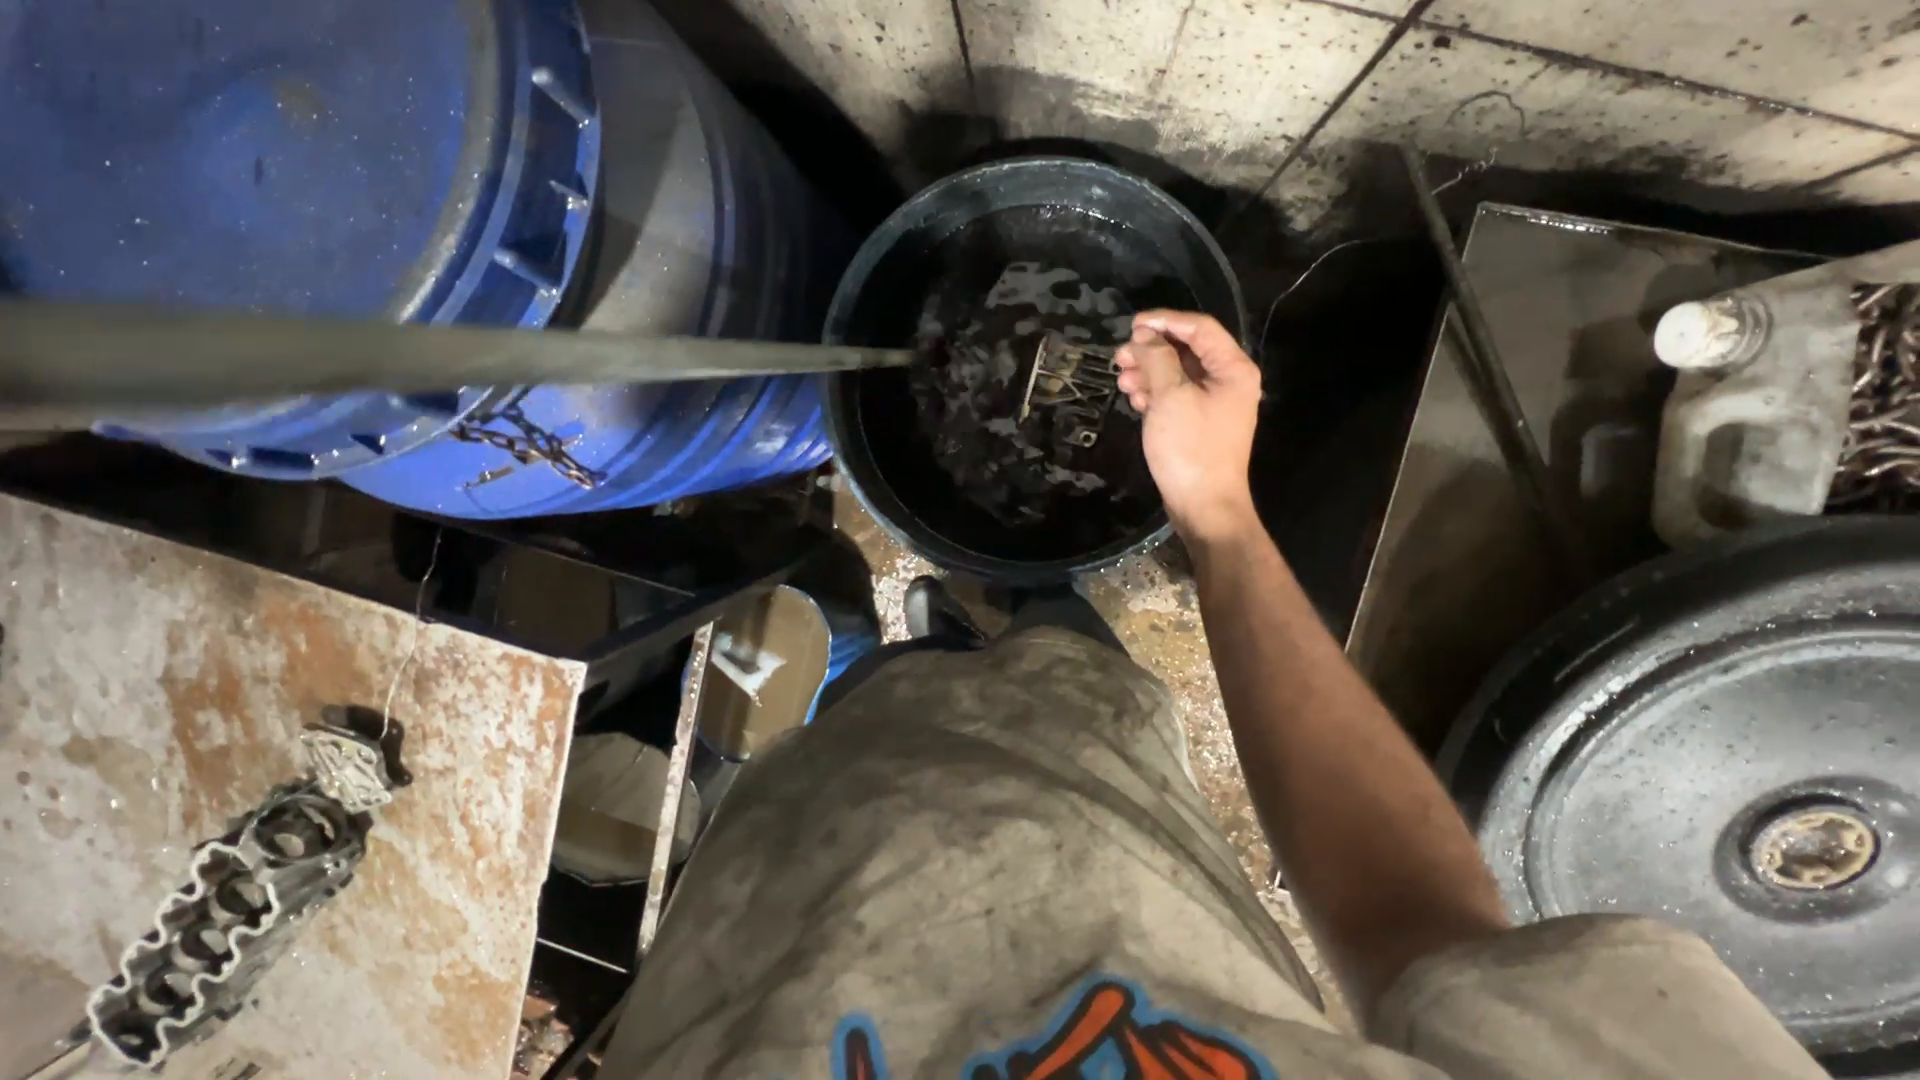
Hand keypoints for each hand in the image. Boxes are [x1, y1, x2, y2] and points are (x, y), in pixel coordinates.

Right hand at [1114, 310, 1261, 542]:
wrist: (1204, 506)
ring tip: (1122, 380)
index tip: (1132, 325)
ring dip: (1148, 372)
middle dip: (1151, 350)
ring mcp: (1214, 404)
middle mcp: (1228, 381)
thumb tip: (1145, 337)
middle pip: (1187, 350)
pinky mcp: (1199, 424)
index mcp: (1232, 368)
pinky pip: (1176, 397)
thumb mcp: (1170, 397)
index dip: (1165, 321)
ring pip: (1178, 374)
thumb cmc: (1190, 448)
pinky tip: (1134, 399)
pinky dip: (1154, 393)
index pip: (1199, 328)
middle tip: (1120, 357)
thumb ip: (1158, 359)